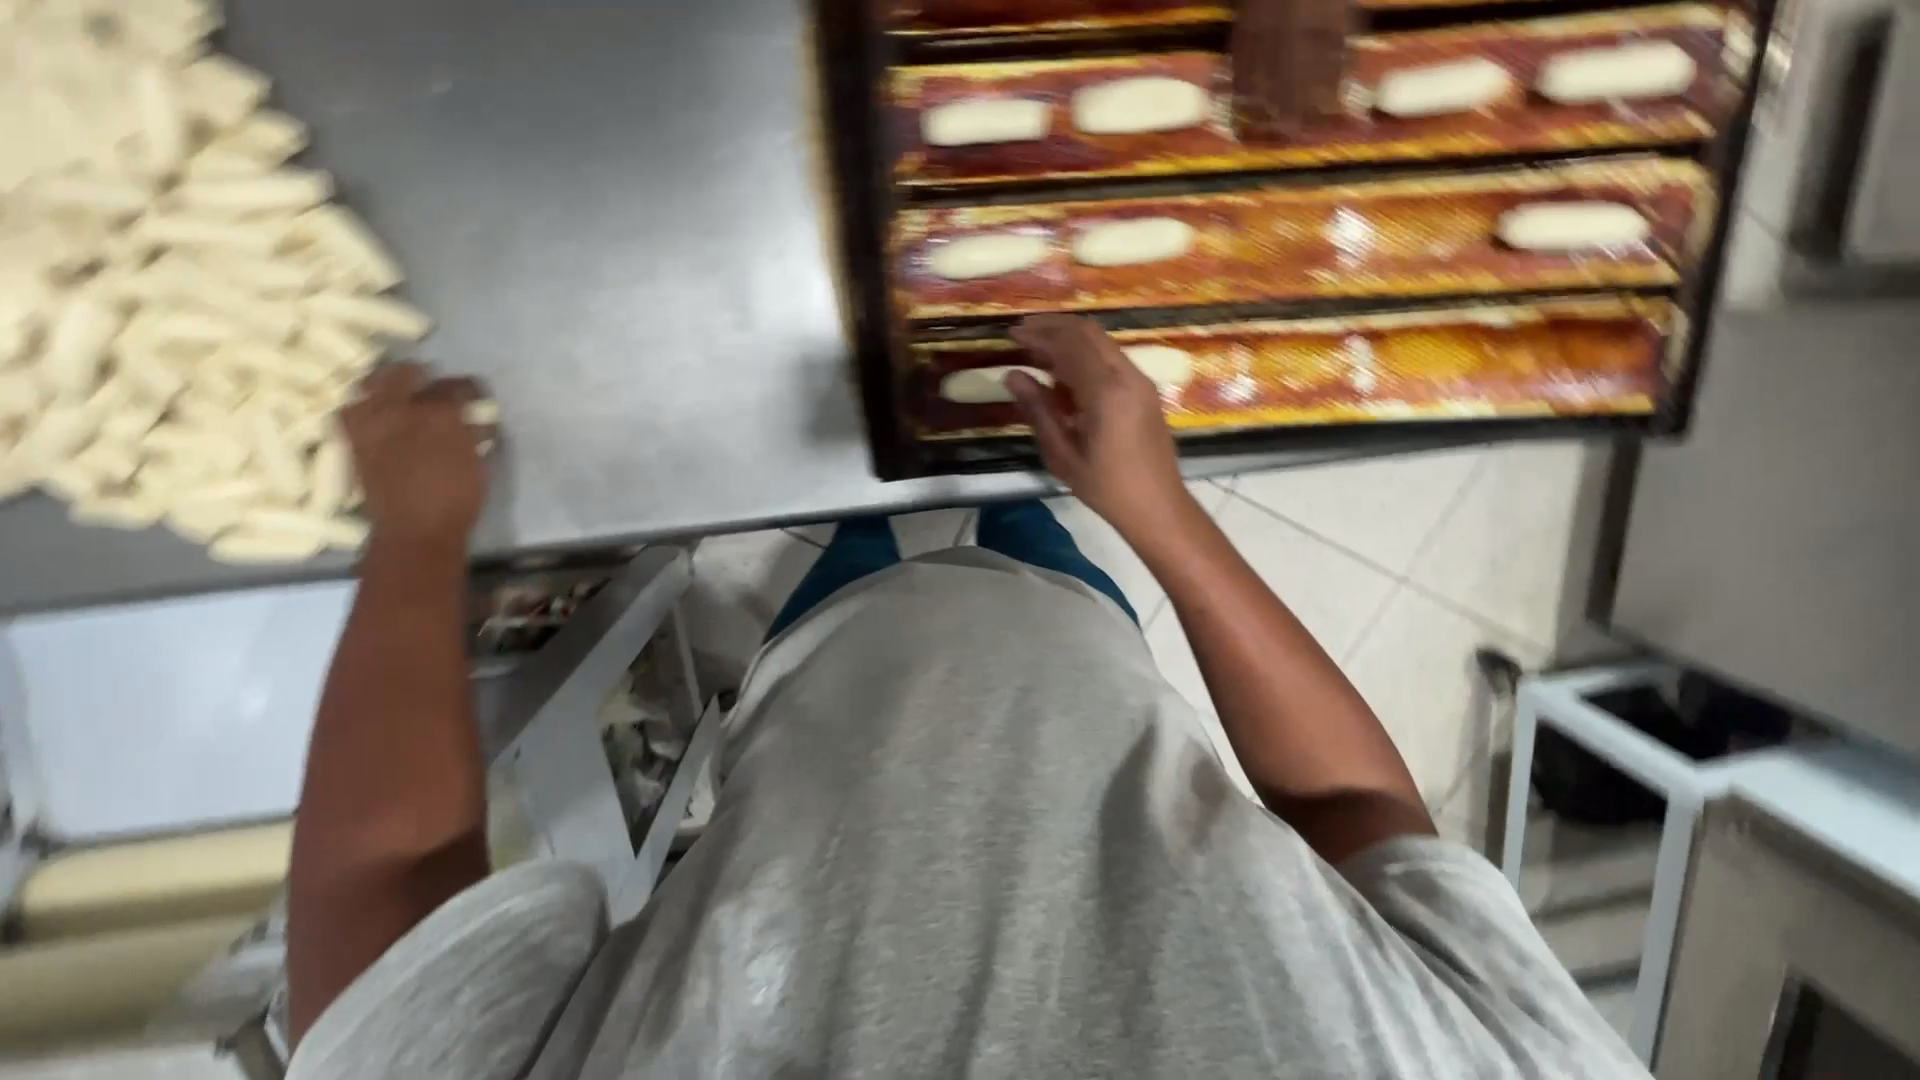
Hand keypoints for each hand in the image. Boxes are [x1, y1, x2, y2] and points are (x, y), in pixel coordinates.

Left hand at [339, 361, 489, 546]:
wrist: (415, 532)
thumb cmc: (456, 500)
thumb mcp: (476, 463)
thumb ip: (471, 433)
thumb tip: (470, 419)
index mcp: (440, 417)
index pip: (453, 387)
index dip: (466, 387)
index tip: (474, 393)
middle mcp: (400, 412)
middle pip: (404, 375)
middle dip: (419, 375)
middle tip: (431, 383)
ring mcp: (370, 425)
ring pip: (370, 387)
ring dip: (384, 385)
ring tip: (397, 394)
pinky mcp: (352, 442)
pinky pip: (352, 412)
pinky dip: (363, 407)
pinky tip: (375, 416)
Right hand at [1005, 314, 1190, 537]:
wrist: (1158, 505)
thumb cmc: (1106, 488)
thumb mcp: (1063, 455)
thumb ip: (1038, 410)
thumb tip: (1013, 376)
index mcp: (1106, 392)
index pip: (1068, 345)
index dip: (1039, 335)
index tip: (1012, 334)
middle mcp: (1127, 376)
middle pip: (1087, 332)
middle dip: (1053, 327)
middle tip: (1023, 333)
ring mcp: (1140, 380)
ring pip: (1101, 342)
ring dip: (1069, 338)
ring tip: (1038, 350)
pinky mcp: (1145, 389)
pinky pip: (1111, 357)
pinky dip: (1085, 354)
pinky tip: (1064, 371)